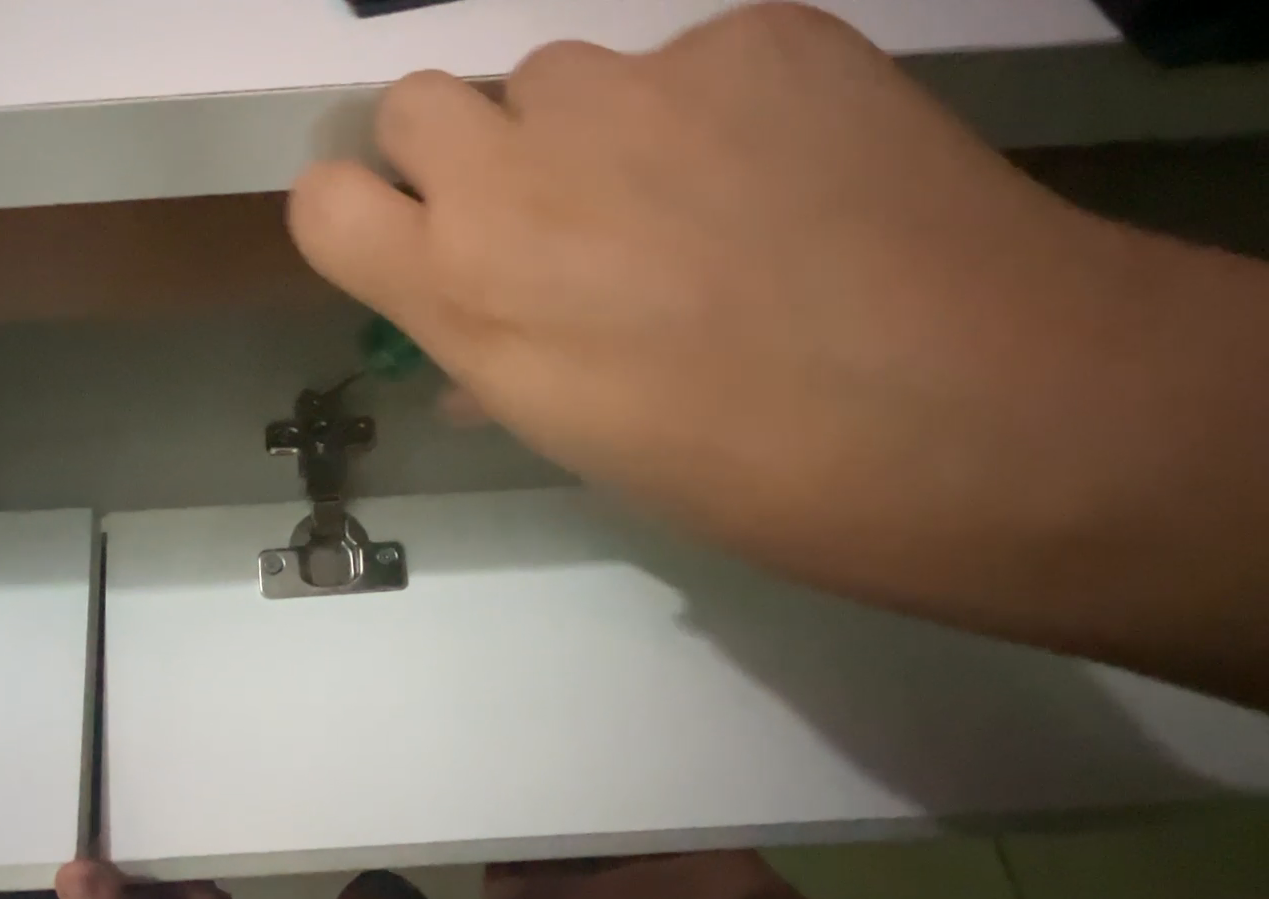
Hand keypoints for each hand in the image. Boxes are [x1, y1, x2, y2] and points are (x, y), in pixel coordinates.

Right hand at [289, 3, 1268, 700]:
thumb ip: (490, 357)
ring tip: (679, 205)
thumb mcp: (570, 435)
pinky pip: (682, 60)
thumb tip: (467, 342)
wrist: (962, 412)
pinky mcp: (754, 32)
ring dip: (580, 135)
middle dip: (453, 158)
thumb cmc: (728, 468)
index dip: (358, 218)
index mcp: (461, 286)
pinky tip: (774, 178)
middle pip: (415, 105)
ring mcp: (635, 84)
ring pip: (551, 78)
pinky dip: (702, 112)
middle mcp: (517, 166)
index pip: (322, 200)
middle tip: (535, 219)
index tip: (403, 246)